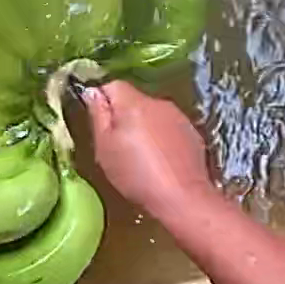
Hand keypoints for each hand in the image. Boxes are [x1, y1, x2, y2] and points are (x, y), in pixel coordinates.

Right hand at [81, 80, 221, 216]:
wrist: (183, 199)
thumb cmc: (135, 173)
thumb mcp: (104, 146)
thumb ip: (97, 114)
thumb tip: (91, 91)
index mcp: (133, 103)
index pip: (112, 85)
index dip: (101, 100)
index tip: (99, 123)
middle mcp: (158, 103)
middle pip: (132, 99)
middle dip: (122, 115)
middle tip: (115, 144)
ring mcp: (179, 117)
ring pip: (151, 113)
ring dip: (142, 126)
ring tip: (139, 155)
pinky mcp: (193, 134)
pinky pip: (167, 127)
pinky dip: (160, 137)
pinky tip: (159, 160)